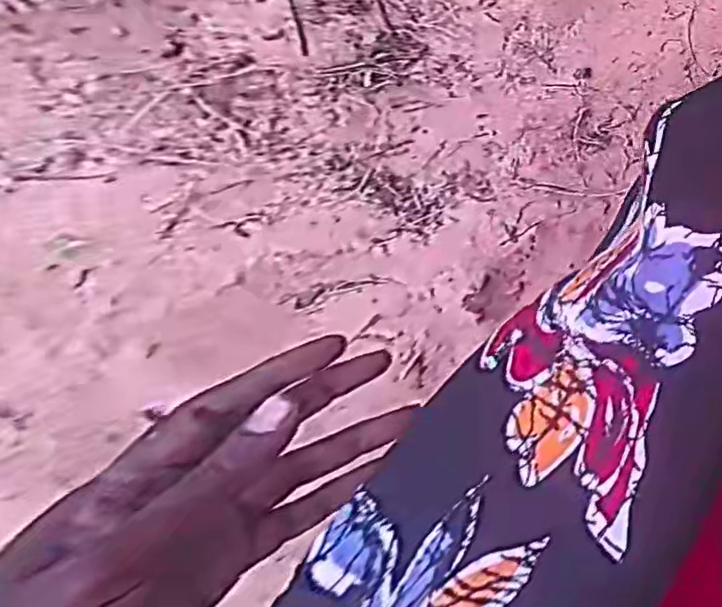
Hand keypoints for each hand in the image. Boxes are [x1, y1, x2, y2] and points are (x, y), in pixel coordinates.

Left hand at [0, 336, 415, 606]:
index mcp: (135, 488)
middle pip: (269, 431)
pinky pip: (295, 517)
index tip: (332, 346)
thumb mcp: (126, 546)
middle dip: (329, 392)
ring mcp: (203, 533)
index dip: (278, 373)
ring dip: (353, 444)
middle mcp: (179, 499)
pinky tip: (376, 473)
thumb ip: (209, 478)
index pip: (220, 410)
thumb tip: (282, 407)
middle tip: (379, 363)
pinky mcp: (222, 565)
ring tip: (406, 419)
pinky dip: (340, 492)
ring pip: (296, 472)